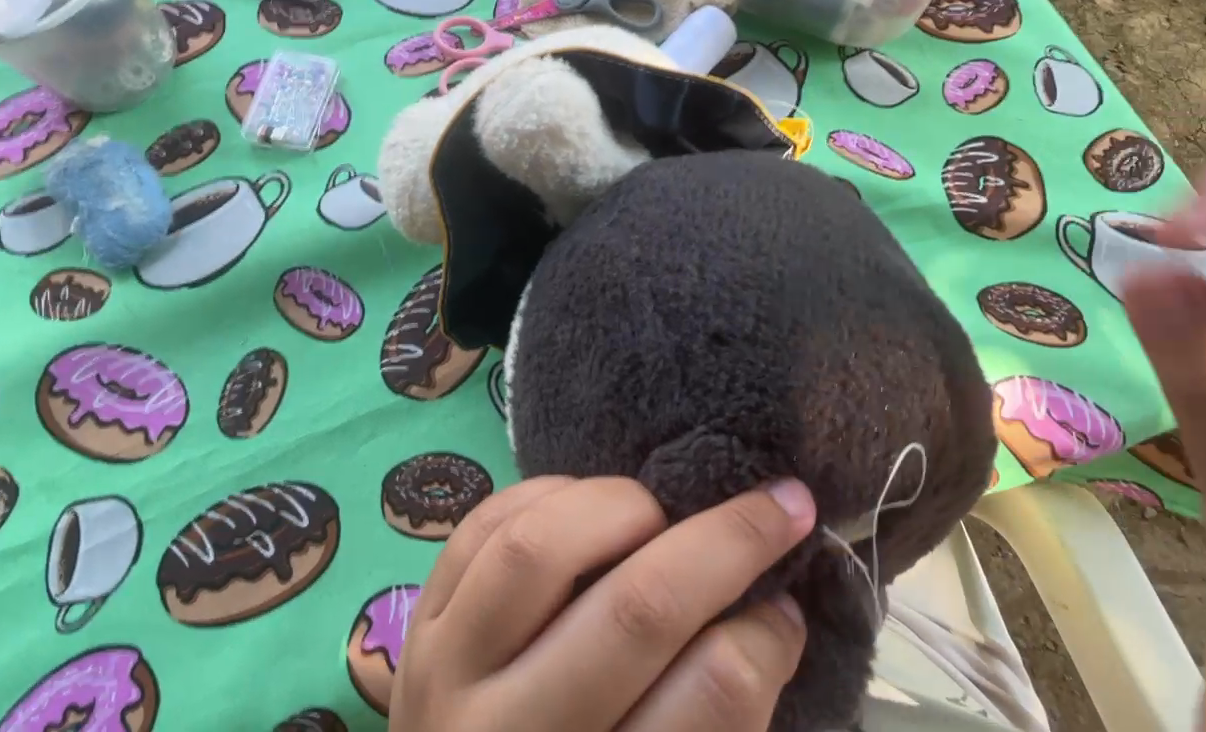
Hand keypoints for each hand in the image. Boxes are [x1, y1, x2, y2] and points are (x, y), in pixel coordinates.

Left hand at [388, 476, 816, 730]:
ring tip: (661, 512)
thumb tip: (771, 602)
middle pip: (635, 610)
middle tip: (779, 504)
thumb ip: (711, 709)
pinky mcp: (416, 622)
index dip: (768, 637)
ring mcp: (448, 671)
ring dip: (622, 507)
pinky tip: (586, 503)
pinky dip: (545, 496)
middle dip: (726, 541)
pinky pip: (481, 527)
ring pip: (540, 548)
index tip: (789, 601)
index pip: (711, 698)